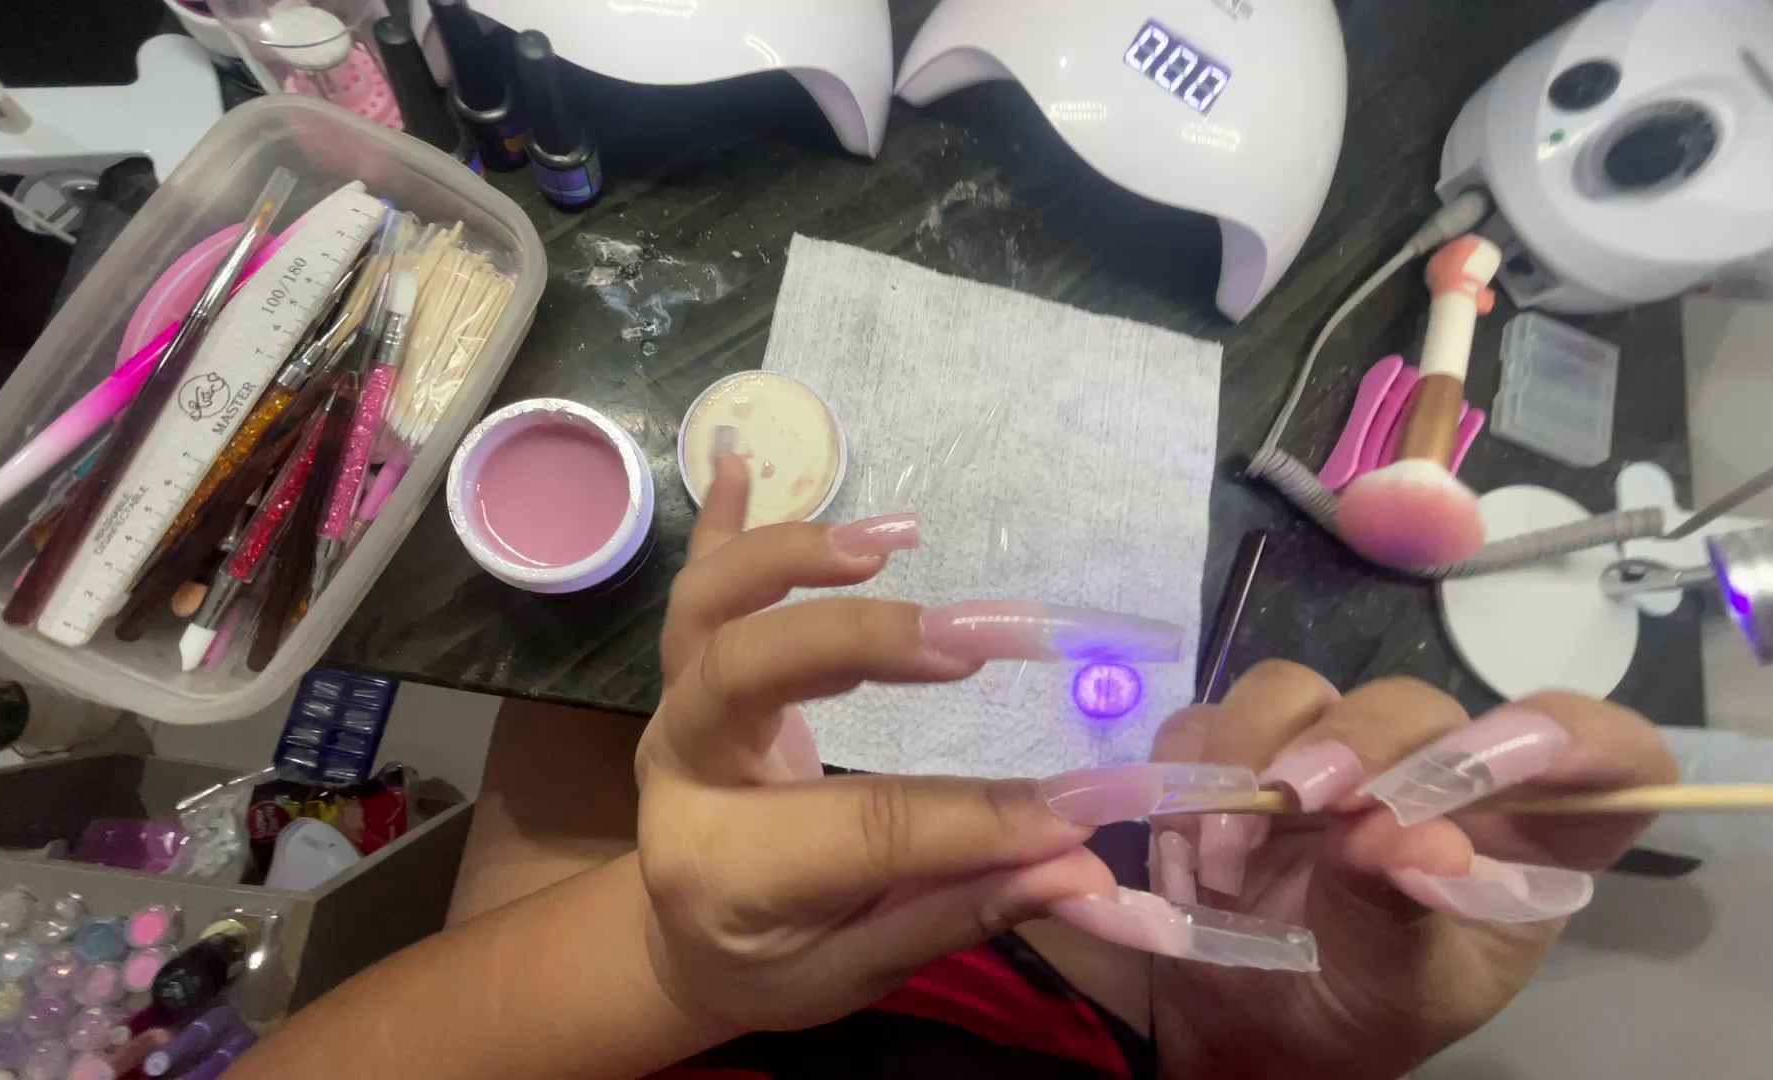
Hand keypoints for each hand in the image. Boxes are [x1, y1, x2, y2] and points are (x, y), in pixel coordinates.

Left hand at [637, 448, 1196, 1031]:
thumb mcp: (858, 966)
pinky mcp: (684, 669)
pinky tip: (743, 458)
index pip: (866, 826)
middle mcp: (683, 766)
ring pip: (709, 605)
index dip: (985, 814)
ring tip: (895, 542)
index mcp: (723, 865)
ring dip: (794, 555)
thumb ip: (963, 906)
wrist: (676, 930)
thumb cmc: (768, 958)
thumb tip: (1090, 867)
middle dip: (870, 641)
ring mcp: (676, 704)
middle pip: (749, 672)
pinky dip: (722, 520)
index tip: (1097, 798)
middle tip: (975, 634)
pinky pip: (697, 580)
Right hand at [1125, 661, 1676, 1079]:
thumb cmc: (1341, 1008)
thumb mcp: (1389, 986)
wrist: (1233, 1007)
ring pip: (1285, 691)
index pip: (1599, 754)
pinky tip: (1185, 847)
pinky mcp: (1227, 744)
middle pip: (1403, 703)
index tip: (1496, 757)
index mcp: (1509, 836)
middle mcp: (1411, 771)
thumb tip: (1411, 838)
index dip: (1567, 737)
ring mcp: (1311, 748)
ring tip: (1221, 854)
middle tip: (1295, 799)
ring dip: (1242, 757)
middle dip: (1348, 744)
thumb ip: (1399, 913)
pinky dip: (1181, 777)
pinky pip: (1197, 723)